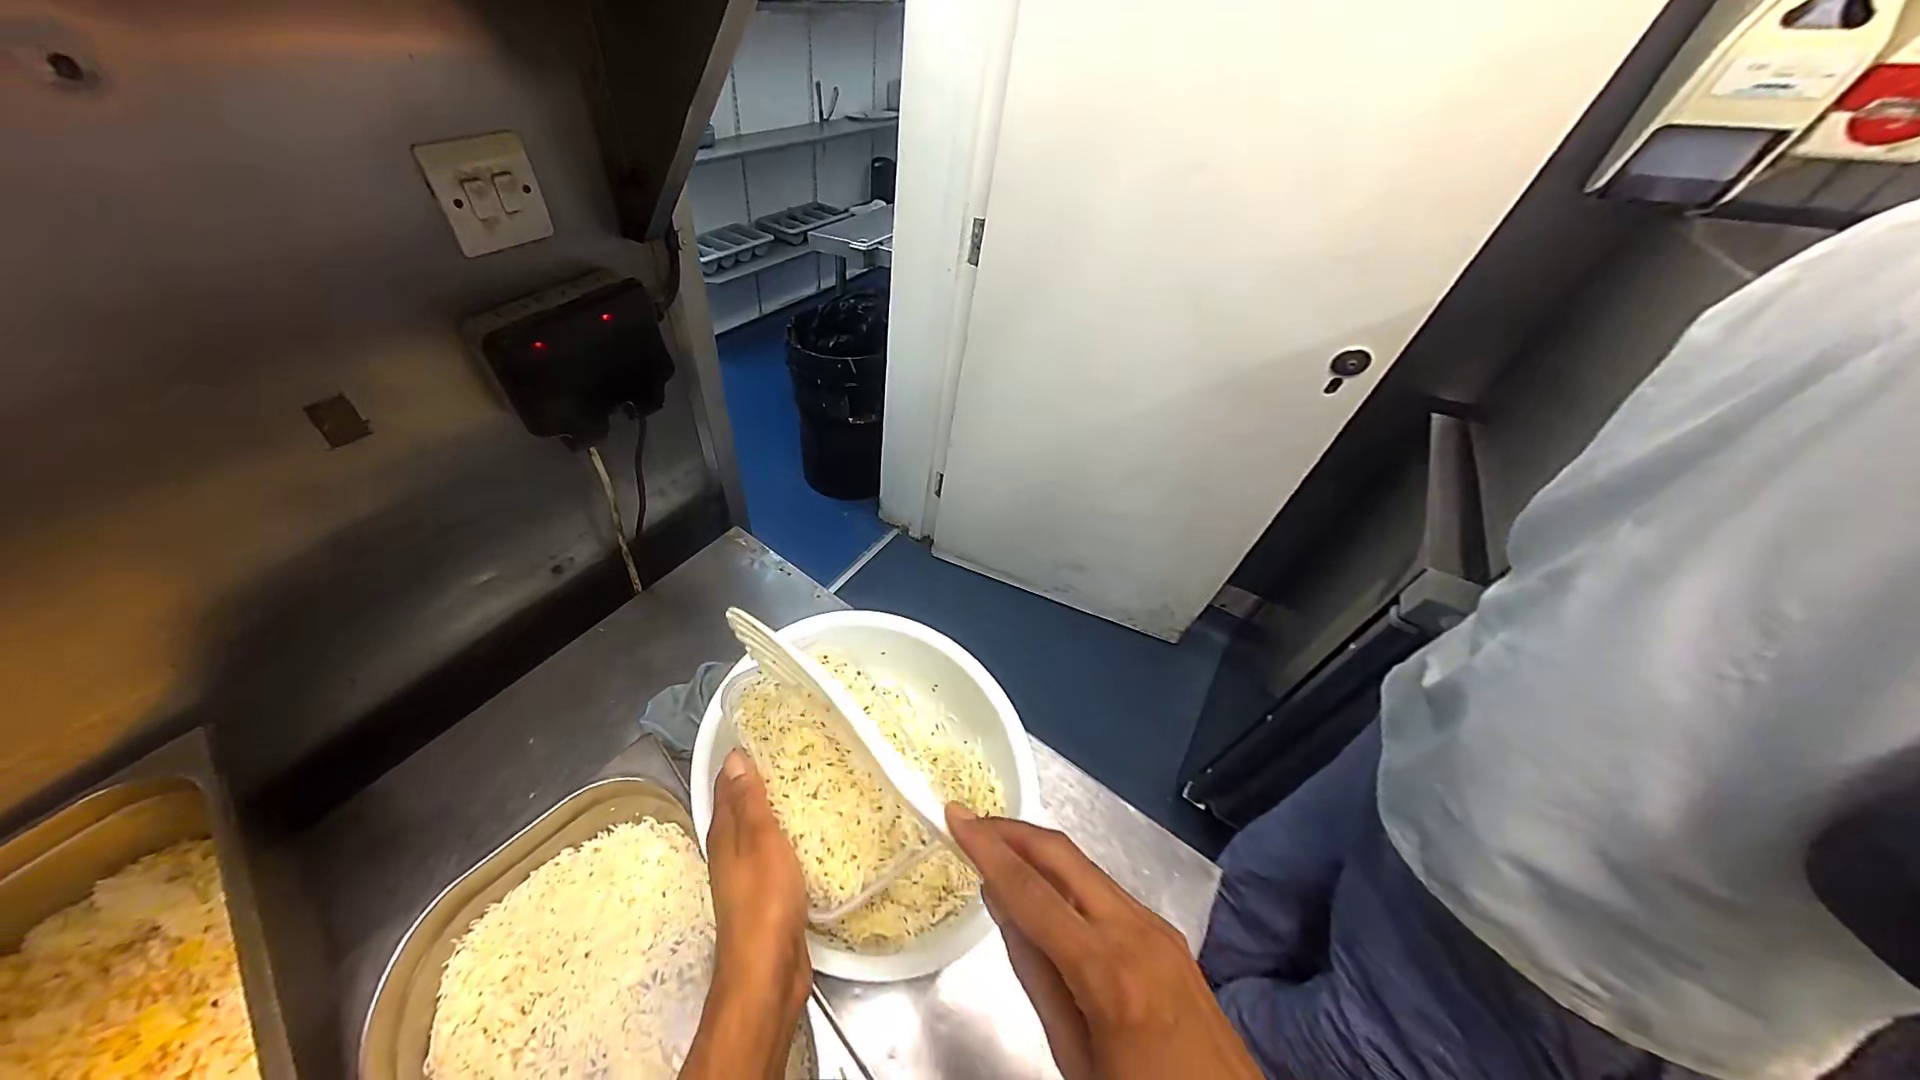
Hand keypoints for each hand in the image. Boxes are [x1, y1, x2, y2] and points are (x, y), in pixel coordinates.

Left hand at [683, 749, 810, 1079]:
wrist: (768, 969)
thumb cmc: (764, 899)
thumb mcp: (760, 839)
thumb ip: (749, 800)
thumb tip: (734, 756)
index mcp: (724, 834)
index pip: (726, 785)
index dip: (741, 761)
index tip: (764, 735)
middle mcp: (730, 851)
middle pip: (741, 806)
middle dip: (760, 781)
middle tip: (793, 754)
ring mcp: (748, 874)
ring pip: (759, 830)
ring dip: (775, 809)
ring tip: (805, 786)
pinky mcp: (768, 894)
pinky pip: (776, 852)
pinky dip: (788, 836)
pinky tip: (808, 834)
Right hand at [949, 806, 1264, 1079]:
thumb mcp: (1074, 1057)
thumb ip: (1036, 975)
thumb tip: (1004, 905)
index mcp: (1107, 971)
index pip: (1032, 891)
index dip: (988, 849)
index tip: (957, 816)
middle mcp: (1136, 930)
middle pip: (1062, 856)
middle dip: (1013, 832)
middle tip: (972, 823)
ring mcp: (1157, 926)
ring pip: (1084, 867)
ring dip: (1038, 851)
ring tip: (998, 850)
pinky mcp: (1167, 930)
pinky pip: (1105, 890)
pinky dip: (1066, 877)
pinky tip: (1044, 889)